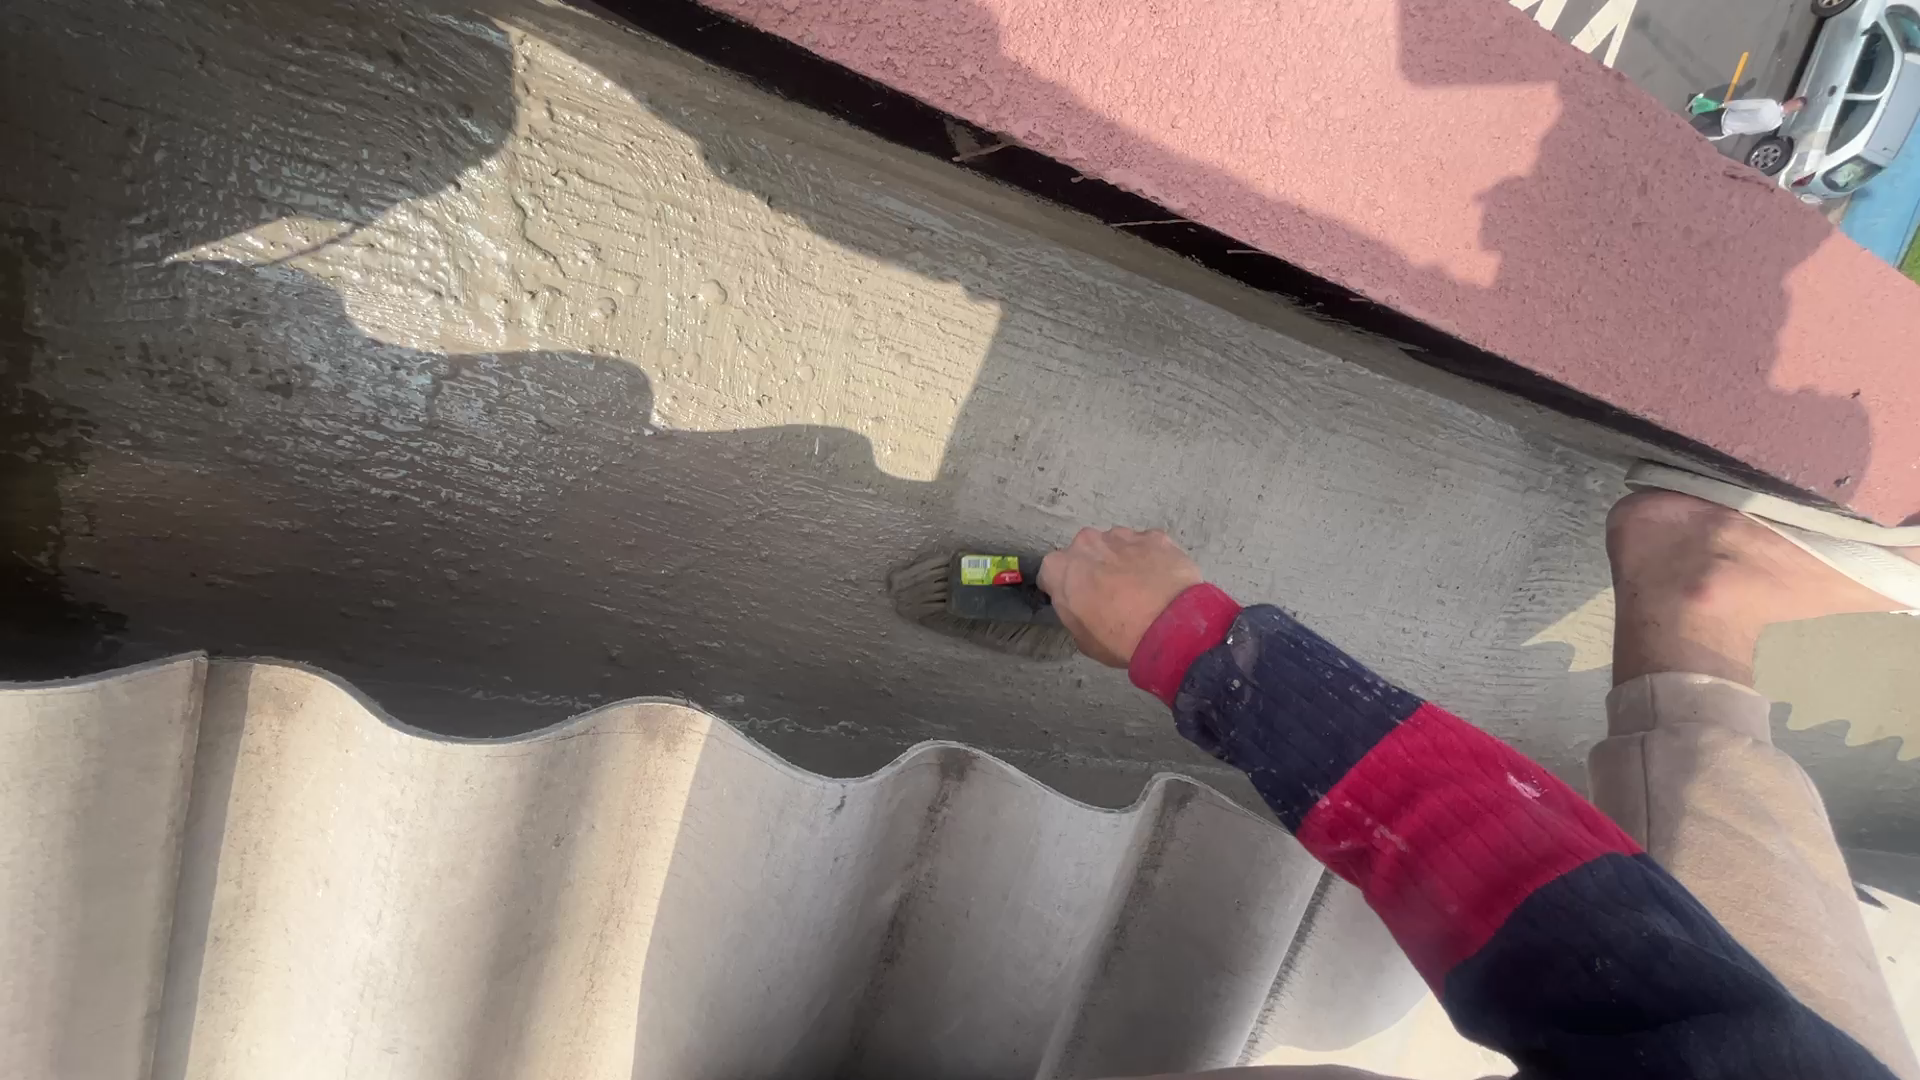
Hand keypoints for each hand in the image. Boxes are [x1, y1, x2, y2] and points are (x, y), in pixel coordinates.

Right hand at [1039, 527, 1202, 666]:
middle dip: (1094, 568)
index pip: (1051, 574)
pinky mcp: (1154, 536)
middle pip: (1084, 553)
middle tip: (1111, 594)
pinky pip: (1146, 546)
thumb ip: (1073, 610)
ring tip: (1141, 588)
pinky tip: (1160, 580)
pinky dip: (1150, 558)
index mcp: (1059, 567)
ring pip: (1115, 545)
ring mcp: (1121, 535)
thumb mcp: (1081, 637)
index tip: (1078, 601)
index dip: (1064, 588)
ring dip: (1122, 561)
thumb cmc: (1117, 637)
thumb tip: (1083, 604)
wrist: (1169, 627)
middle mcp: (1085, 543)